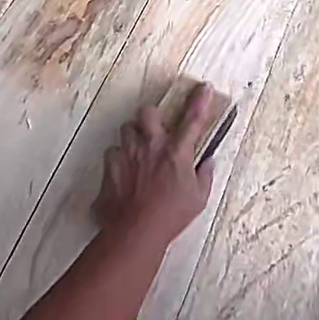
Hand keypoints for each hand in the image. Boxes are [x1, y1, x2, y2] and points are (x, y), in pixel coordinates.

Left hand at [93, 83, 219, 243]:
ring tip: (138, 151)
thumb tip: (208, 162)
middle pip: (148, 112)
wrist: (135, 232)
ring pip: (126, 130)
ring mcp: (127, 154)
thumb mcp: (198, 197)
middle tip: (155, 129)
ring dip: (133, 137)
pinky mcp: (110, 167)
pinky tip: (124, 174)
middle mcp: (150, 145)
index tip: (203, 87)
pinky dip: (118, 160)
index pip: (192, 118)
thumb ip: (204, 175)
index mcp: (176, 151)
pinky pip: (112, 154)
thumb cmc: (170, 215)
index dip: (200, 100)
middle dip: (151, 116)